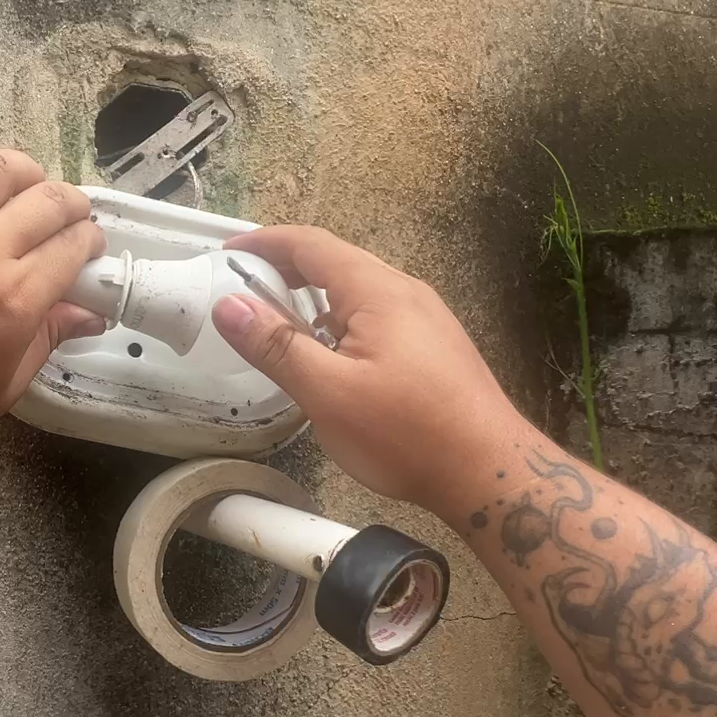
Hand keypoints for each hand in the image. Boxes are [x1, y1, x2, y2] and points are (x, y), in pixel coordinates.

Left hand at [0, 133, 107, 467]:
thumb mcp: (4, 386)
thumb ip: (49, 339)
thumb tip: (90, 313)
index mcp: (16, 299)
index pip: (72, 246)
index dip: (89, 241)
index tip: (87, 247)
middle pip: (46, 201)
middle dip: (72, 204)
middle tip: (68, 217)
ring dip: (23, 170)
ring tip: (25, 183)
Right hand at [209, 226, 529, 510]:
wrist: (490, 474)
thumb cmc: (406, 434)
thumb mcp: (328, 392)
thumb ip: (276, 345)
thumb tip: (229, 305)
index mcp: (378, 292)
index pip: (311, 245)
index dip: (265, 242)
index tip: (226, 253)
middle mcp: (404, 292)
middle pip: (334, 261)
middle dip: (283, 266)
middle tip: (241, 287)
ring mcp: (423, 318)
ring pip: (354, 289)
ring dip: (308, 293)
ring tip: (273, 318)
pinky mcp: (430, 345)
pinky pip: (371, 313)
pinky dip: (333, 316)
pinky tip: (323, 350)